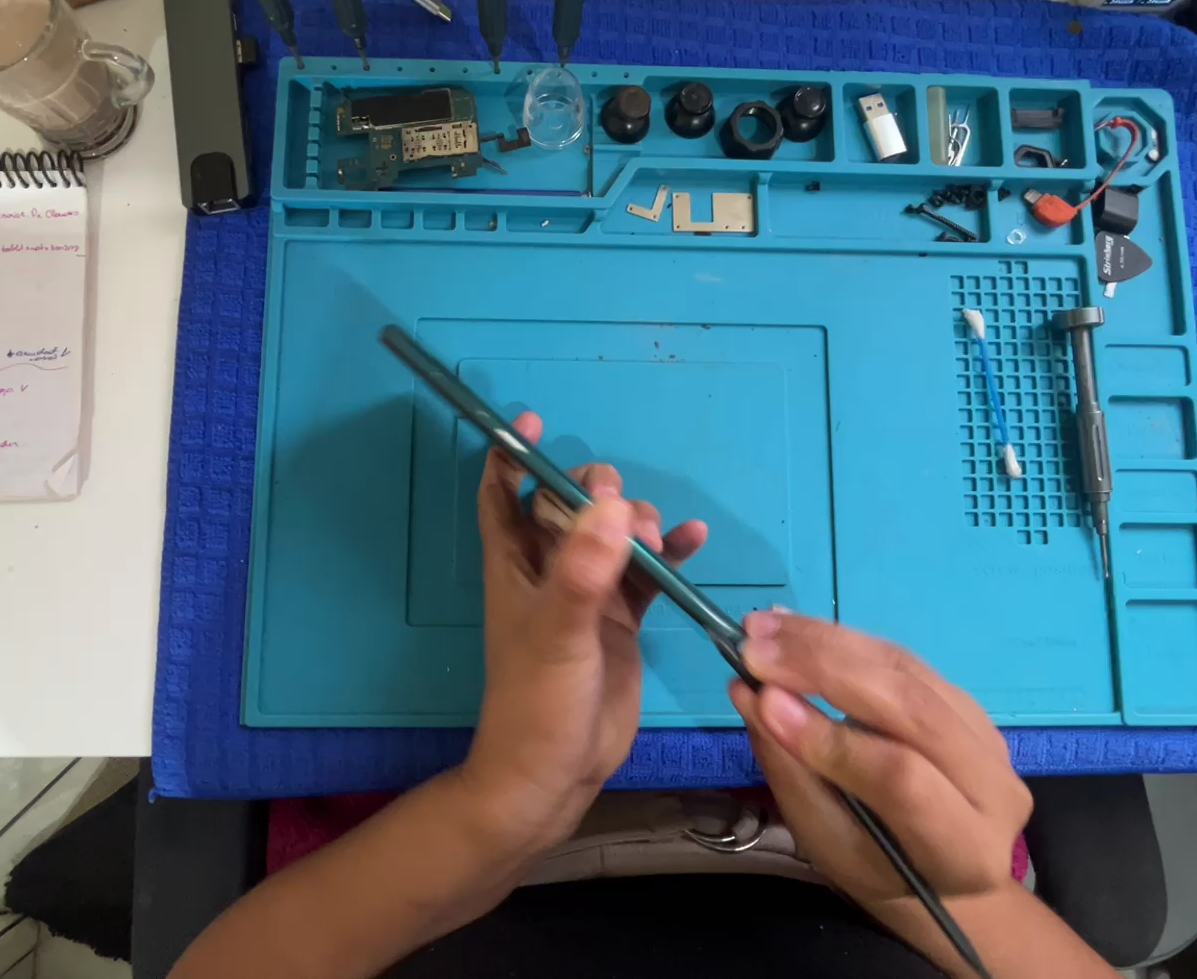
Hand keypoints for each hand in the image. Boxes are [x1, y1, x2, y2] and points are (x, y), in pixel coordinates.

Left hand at [460, 411, 707, 851]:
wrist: (556, 775)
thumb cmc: (538, 701)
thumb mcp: (557, 632)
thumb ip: (583, 570)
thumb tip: (612, 504)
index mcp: (515, 564)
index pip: (501, 494)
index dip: (510, 456)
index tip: (530, 421)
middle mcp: (549, 570)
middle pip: (568, 506)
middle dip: (594, 492)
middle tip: (623, 507)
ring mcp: (588, 594)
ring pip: (611, 535)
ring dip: (635, 522)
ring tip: (657, 532)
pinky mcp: (620, 619)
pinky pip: (646, 573)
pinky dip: (668, 554)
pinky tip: (694, 539)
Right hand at [729, 610, 1031, 907]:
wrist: (936, 858)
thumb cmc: (873, 862)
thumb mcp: (823, 838)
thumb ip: (788, 766)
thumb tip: (748, 693)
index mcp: (964, 848)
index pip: (902, 778)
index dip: (829, 737)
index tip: (763, 701)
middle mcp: (991, 784)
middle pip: (911, 706)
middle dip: (823, 668)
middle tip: (753, 648)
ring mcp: (983, 732)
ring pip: (902, 668)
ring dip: (823, 639)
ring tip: (761, 626)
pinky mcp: (959, 697)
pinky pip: (895, 655)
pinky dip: (837, 636)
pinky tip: (790, 625)